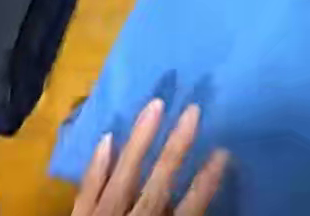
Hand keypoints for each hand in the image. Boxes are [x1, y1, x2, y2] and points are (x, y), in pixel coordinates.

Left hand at [73, 98, 229, 215]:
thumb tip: (190, 208)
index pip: (187, 215)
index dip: (205, 185)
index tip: (223, 152)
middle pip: (157, 187)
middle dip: (175, 149)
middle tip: (193, 109)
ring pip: (122, 178)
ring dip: (139, 141)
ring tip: (155, 104)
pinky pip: (86, 194)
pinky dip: (96, 167)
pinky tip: (107, 137)